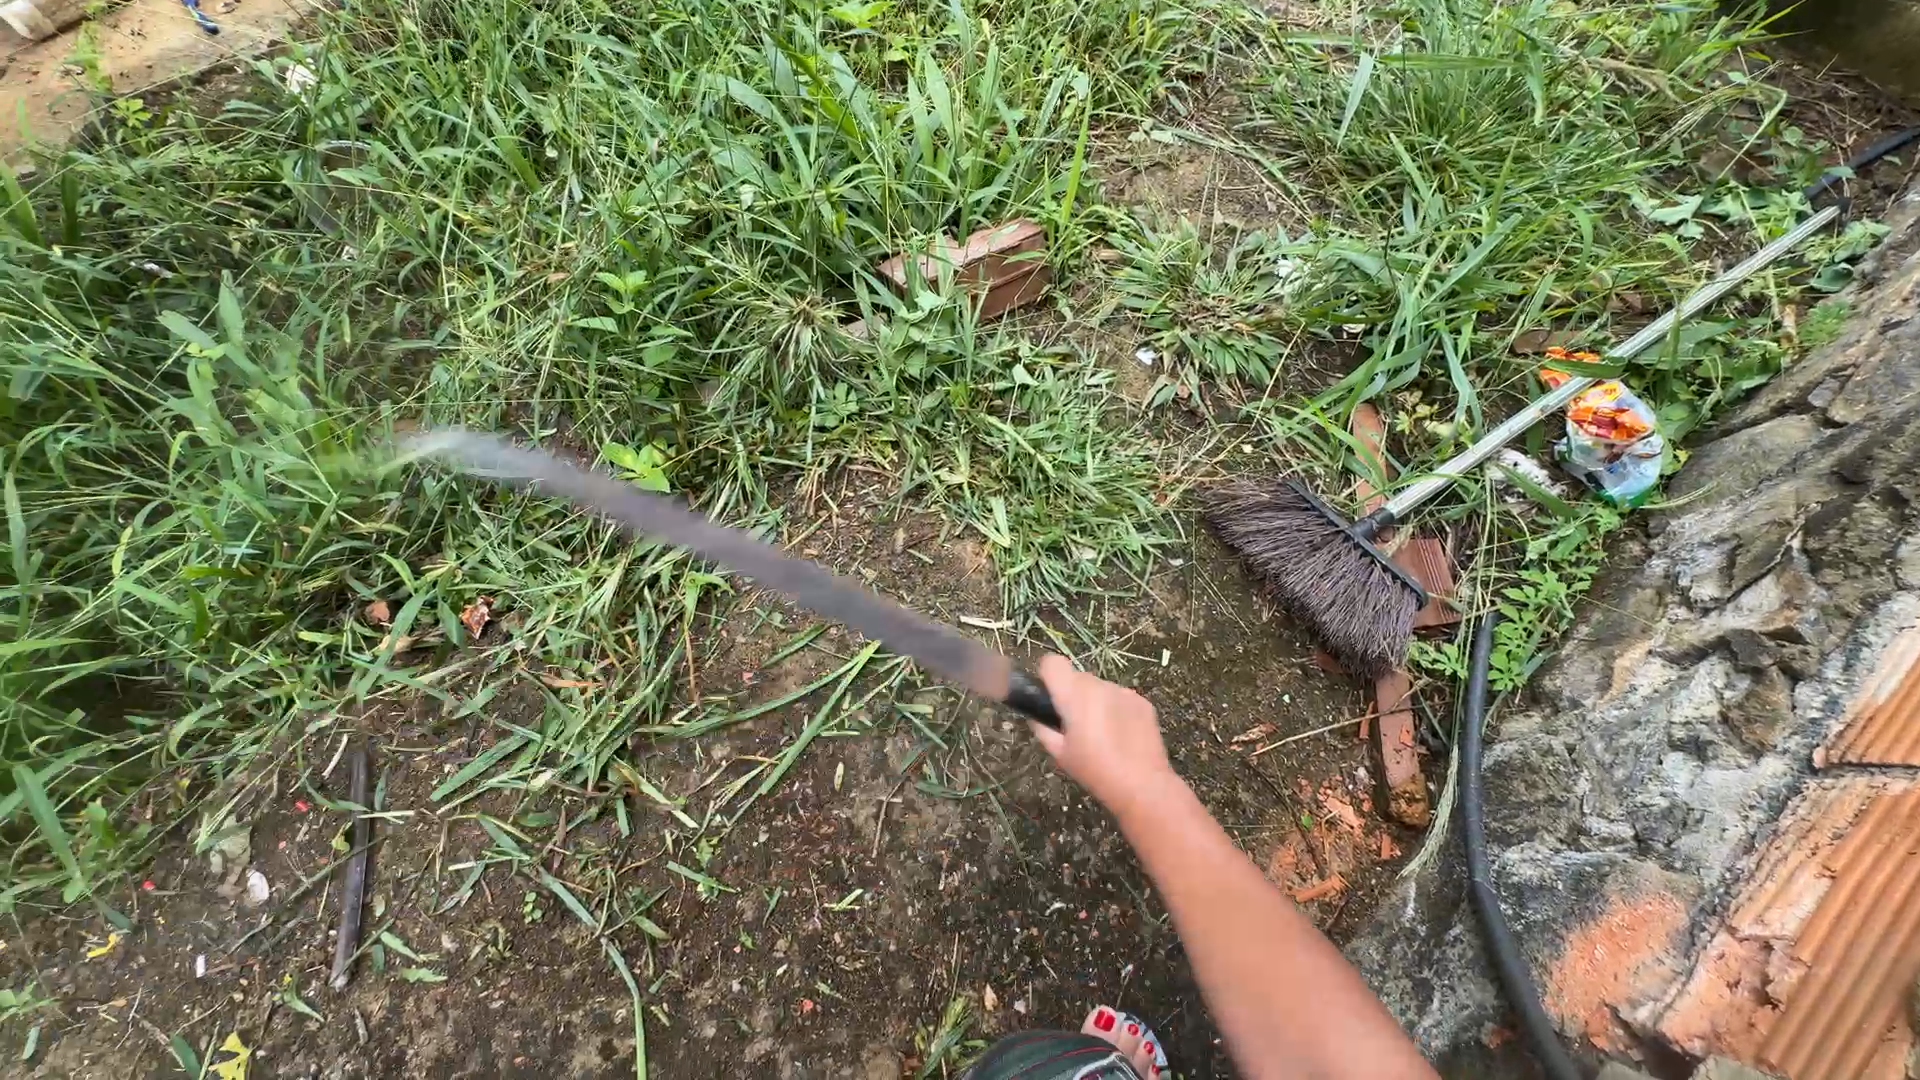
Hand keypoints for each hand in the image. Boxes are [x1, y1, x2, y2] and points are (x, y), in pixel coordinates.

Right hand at [1029, 654, 1176, 814]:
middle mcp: (1099, 685)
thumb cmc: (1095, 771)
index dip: (1048, 678)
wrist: (1143, 785)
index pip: (1052, 662)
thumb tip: (1037, 715)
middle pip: (1076, 677)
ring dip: (1095, 701)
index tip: (1051, 699)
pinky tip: (1122, 735)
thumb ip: (1042, 728)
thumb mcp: (1059, 754)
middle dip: (1072, 694)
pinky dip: (1115, 709)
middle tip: (1076, 725)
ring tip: (1102, 734)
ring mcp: (1124, 691)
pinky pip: (1119, 697)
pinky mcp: (1142, 701)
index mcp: (1075, 696)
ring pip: (1099, 687)